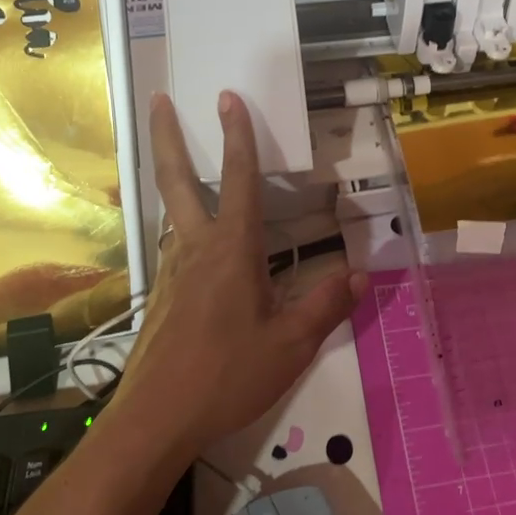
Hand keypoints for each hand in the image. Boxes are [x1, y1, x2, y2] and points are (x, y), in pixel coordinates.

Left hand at [27, 92, 363, 514]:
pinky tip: (189, 239)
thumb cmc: (226, 374)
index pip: (238, 179)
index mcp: (231, 248)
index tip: (228, 97)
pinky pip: (172, 242)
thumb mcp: (290, 346)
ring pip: (170, 209)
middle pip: (177, 179)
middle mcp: (196, 247)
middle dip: (168, 136)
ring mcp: (173, 269)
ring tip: (171, 153)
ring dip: (169, 173)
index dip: (237, 135)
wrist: (156, 418)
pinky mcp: (162, 294)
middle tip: (158, 99)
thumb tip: (359, 273)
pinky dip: (178, 220)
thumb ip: (325, 306)